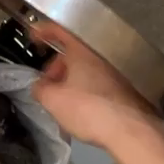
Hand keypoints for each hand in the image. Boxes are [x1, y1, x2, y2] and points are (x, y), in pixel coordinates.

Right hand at [28, 21, 163, 151]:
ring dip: (70, 82)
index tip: (34, 37)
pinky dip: (85, 91)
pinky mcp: (123, 88)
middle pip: (71, 54)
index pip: (59, 31)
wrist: (129, 132)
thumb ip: (39, 88)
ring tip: (62, 103)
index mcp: (81, 52)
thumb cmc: (90, 111)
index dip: (43, 31)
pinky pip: (97, 83)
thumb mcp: (52, 100)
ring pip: (85, 70)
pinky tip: (80, 110)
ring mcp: (115, 72)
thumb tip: (39, 86)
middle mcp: (100, 57)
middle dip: (56, 68)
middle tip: (46, 86)